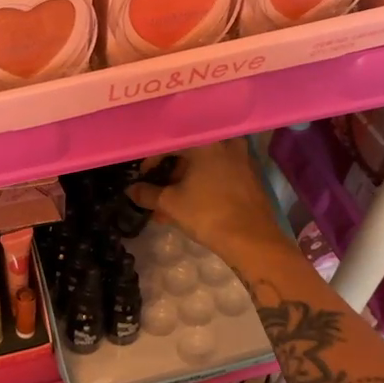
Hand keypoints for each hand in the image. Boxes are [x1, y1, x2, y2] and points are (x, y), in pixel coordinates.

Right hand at [127, 140, 286, 261]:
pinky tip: (193, 205)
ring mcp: (241, 159)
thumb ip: (147, 193)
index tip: (143, 177)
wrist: (251, 239)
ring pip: (205, 165)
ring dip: (186, 182)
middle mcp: (226, 143)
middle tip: (157, 192)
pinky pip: (219, 173)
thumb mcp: (170, 203)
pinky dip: (203, 185)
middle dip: (170, 173)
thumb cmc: (208, 214)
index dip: (151, 161)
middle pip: (189, 153)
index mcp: (205, 143)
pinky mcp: (250, 176)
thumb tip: (131, 190)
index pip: (170, 144)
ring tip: (171, 205)